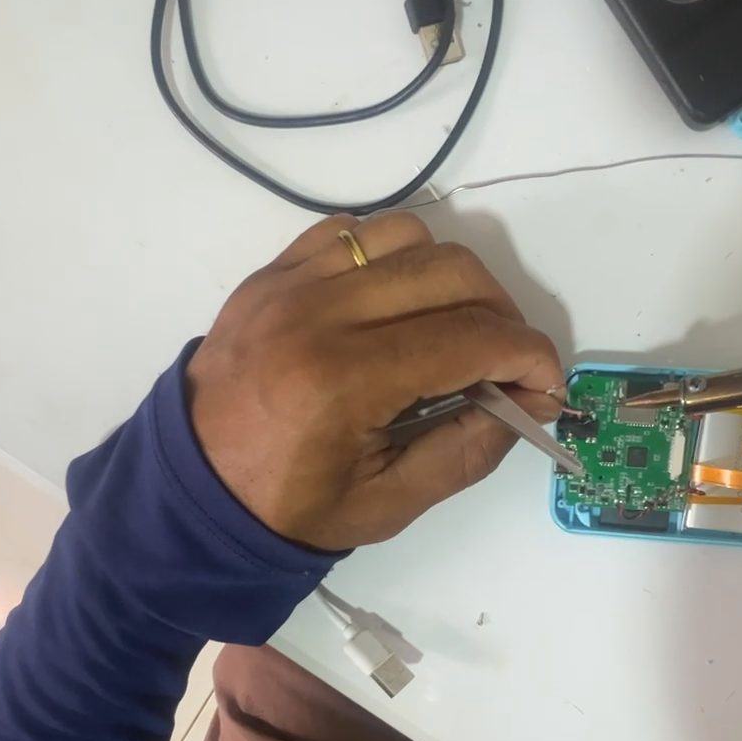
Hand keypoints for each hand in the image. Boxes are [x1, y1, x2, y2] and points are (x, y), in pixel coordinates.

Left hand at [187, 213, 562, 551]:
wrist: (194, 489)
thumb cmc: (291, 509)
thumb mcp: (389, 503)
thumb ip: (467, 450)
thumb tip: (527, 401)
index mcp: (344, 381)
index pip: (470, 339)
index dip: (529, 357)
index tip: (547, 385)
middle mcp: (318, 313)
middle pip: (451, 274)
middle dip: (503, 317)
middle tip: (506, 364)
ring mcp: (290, 283)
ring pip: (409, 235)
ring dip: (453, 279)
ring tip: (455, 329)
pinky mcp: (273, 271)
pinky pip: (356, 231)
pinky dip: (397, 256)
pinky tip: (399, 302)